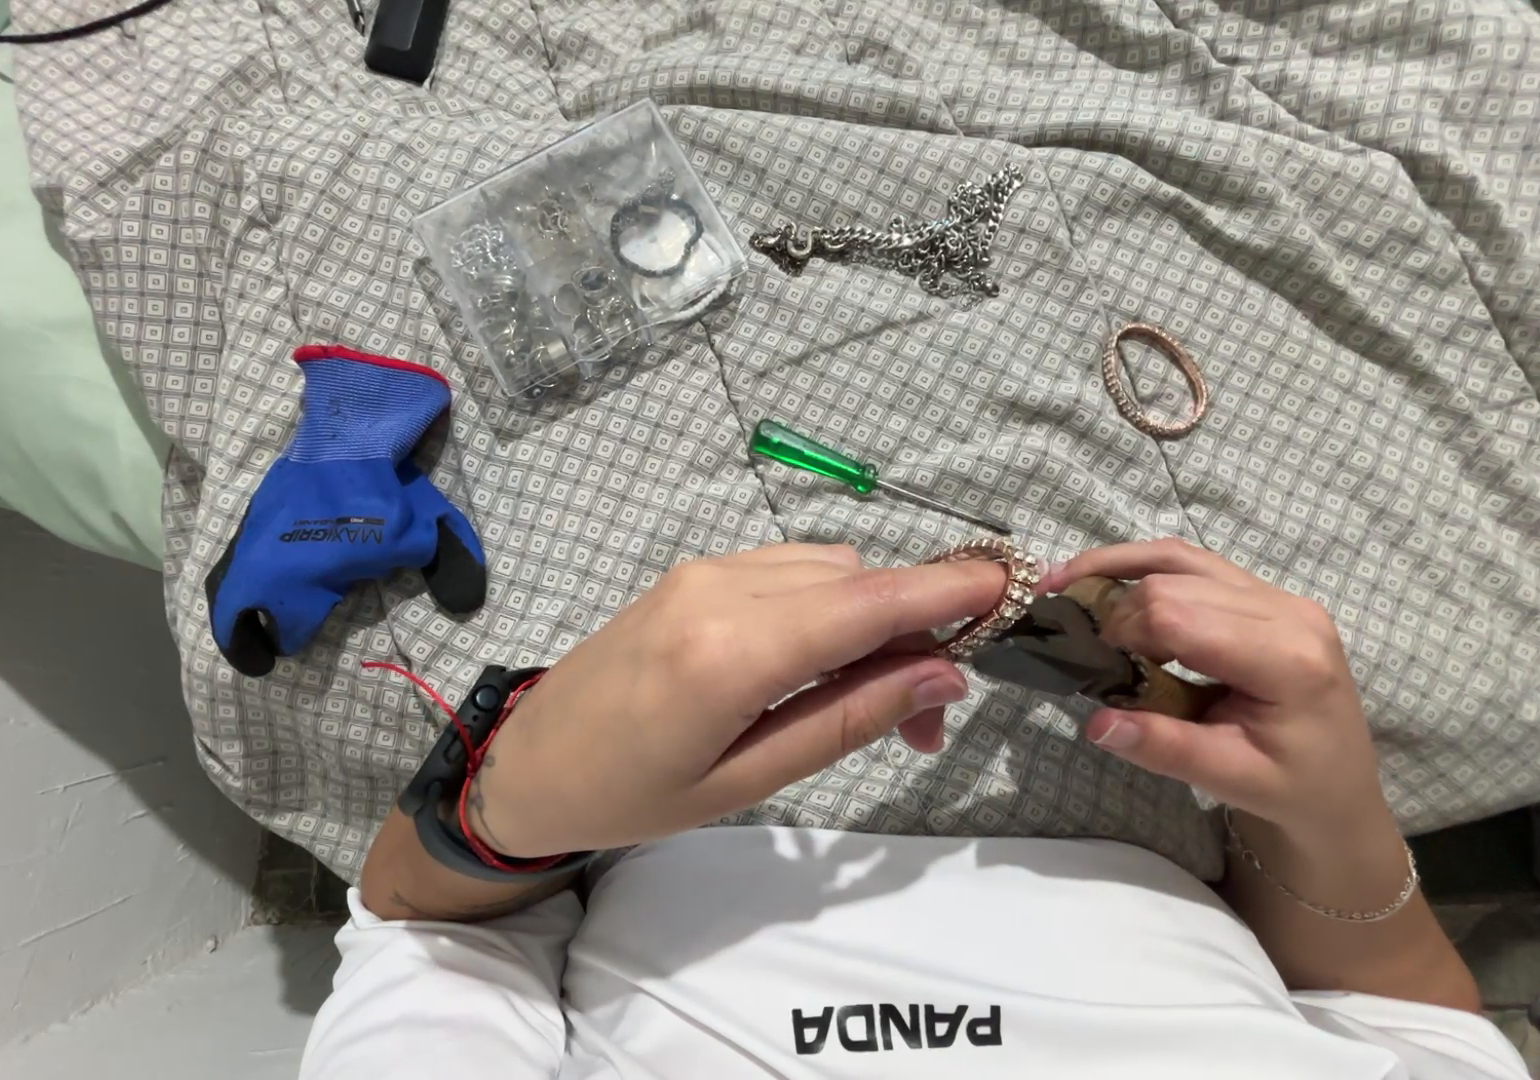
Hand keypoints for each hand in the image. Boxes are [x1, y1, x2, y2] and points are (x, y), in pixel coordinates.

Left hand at [463, 544, 1010, 857]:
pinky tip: (820, 656)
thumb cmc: (633, 797)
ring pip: (824, 567)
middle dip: (913, 628)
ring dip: (870, 616)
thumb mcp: (748, 782)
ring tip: (875, 693)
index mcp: (731, 650)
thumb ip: (848, 720)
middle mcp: (721, 587)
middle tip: (930, 713)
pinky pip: (786, 569)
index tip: (1010, 586)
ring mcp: (702, 570)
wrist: (529, 759)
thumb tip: (941, 675)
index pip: (865, 602)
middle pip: (854, 580)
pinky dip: (827, 602)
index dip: (944, 590)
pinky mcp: (692, 571)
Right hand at [1050, 538, 1391, 839]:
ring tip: (1064, 583)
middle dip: (1116, 609)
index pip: (1180, 617)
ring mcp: (1278, 595)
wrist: (1338, 787)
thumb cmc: (1290, 787)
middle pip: (1171, 582)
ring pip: (1176, 557)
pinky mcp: (1263, 592)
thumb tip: (1097, 724)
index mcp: (1287, 659)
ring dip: (1116, 568)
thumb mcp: (1230, 779)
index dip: (1124, 632)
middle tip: (1091, 650)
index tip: (1101, 668)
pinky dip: (1140, 564)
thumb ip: (1165, 748)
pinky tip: (1105, 575)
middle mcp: (1288, 611)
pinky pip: (1191, 561)